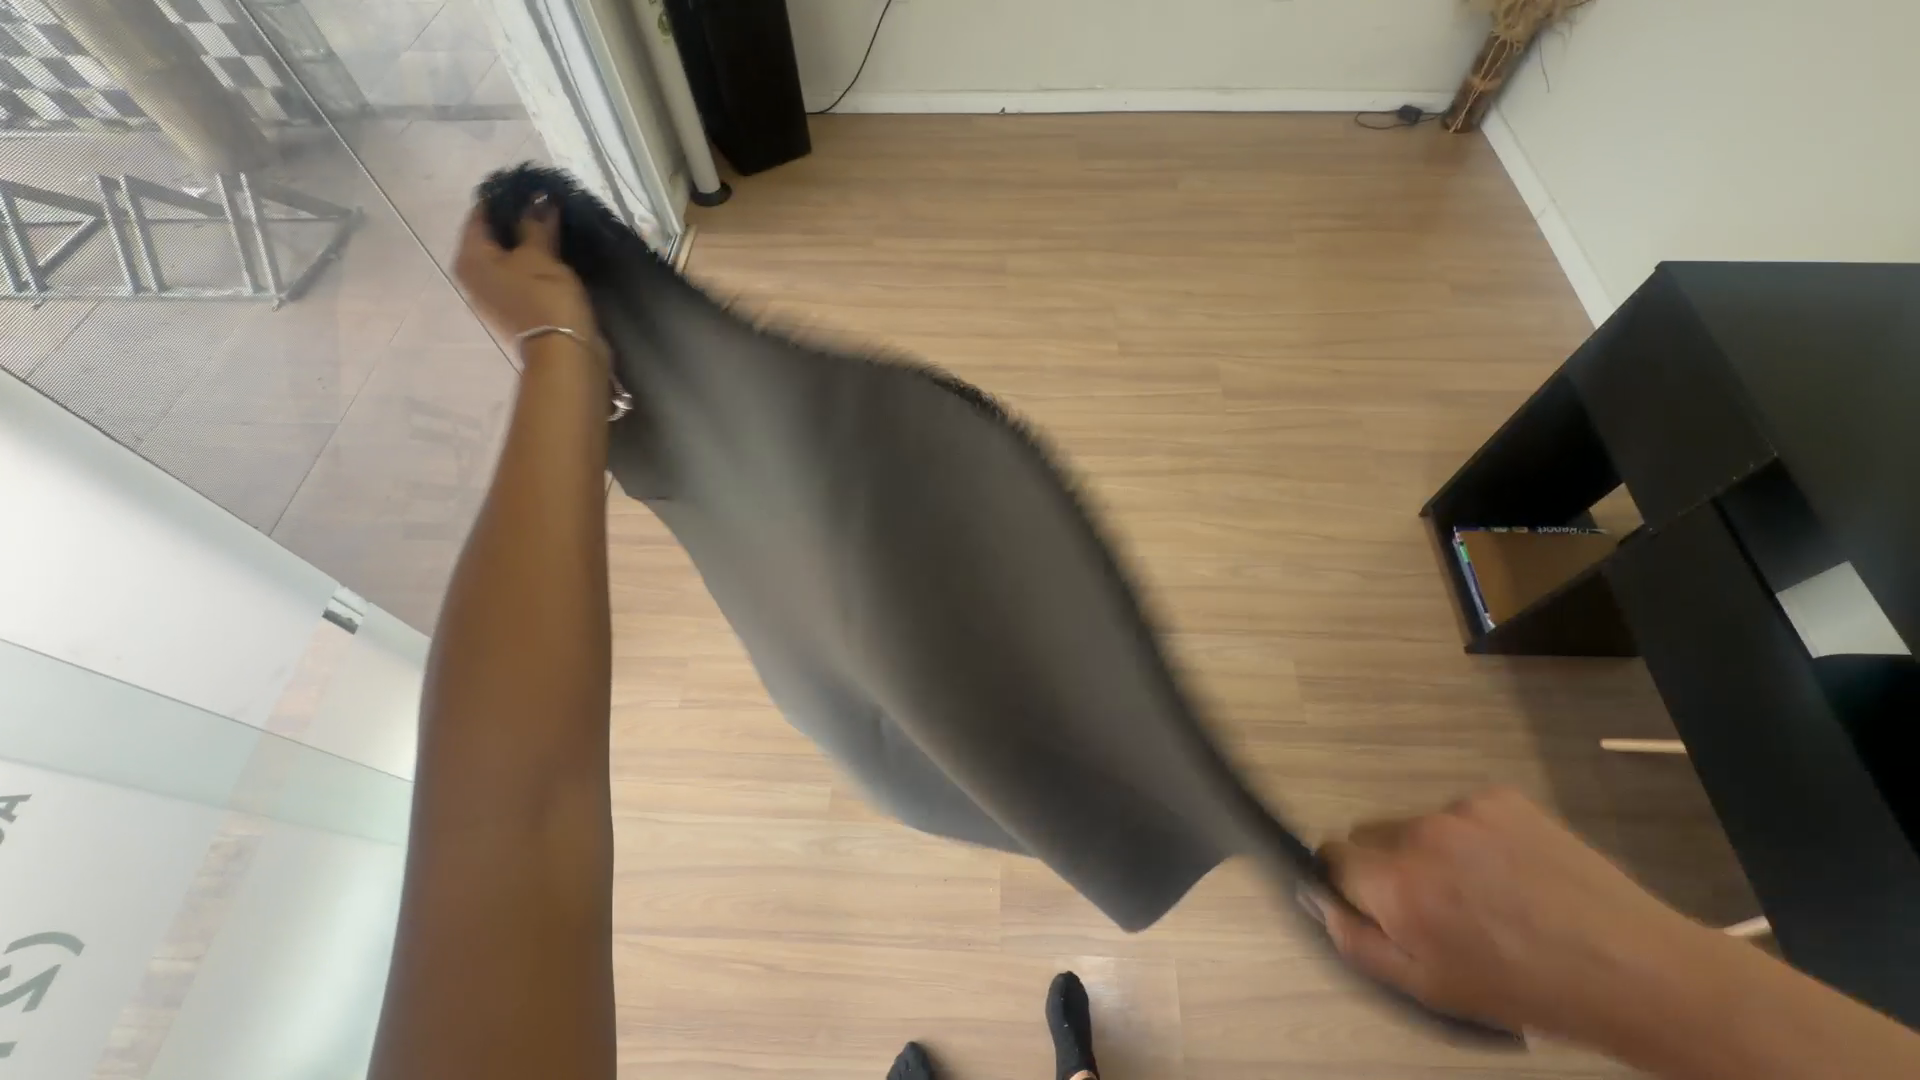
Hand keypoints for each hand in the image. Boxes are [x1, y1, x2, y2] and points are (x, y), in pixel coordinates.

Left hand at [452, 199, 598, 346]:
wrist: (565, 352)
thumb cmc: (546, 298)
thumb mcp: (540, 255)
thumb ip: (535, 224)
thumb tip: (539, 200)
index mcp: (470, 257)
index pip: (480, 214)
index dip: (503, 198)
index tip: (527, 186)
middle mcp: (474, 275)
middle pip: (492, 236)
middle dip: (515, 219)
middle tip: (542, 204)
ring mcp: (494, 294)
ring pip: (507, 256)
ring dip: (526, 242)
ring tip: (550, 225)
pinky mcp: (516, 307)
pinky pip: (520, 274)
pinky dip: (532, 262)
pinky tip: (552, 253)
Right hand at [1317, 787, 1712, 1040]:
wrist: (1637, 971)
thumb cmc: (1525, 990)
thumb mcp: (1429, 989)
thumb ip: (1356, 940)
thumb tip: (1317, 898)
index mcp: (1395, 886)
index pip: (1330, 855)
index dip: (1347, 882)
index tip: (1377, 906)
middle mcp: (1417, 836)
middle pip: (1368, 834)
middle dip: (1386, 865)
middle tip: (1435, 906)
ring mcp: (1461, 810)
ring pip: (1415, 823)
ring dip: (1430, 851)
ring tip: (1485, 892)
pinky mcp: (1499, 797)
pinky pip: (1459, 811)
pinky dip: (1472, 836)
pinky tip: (1512, 870)